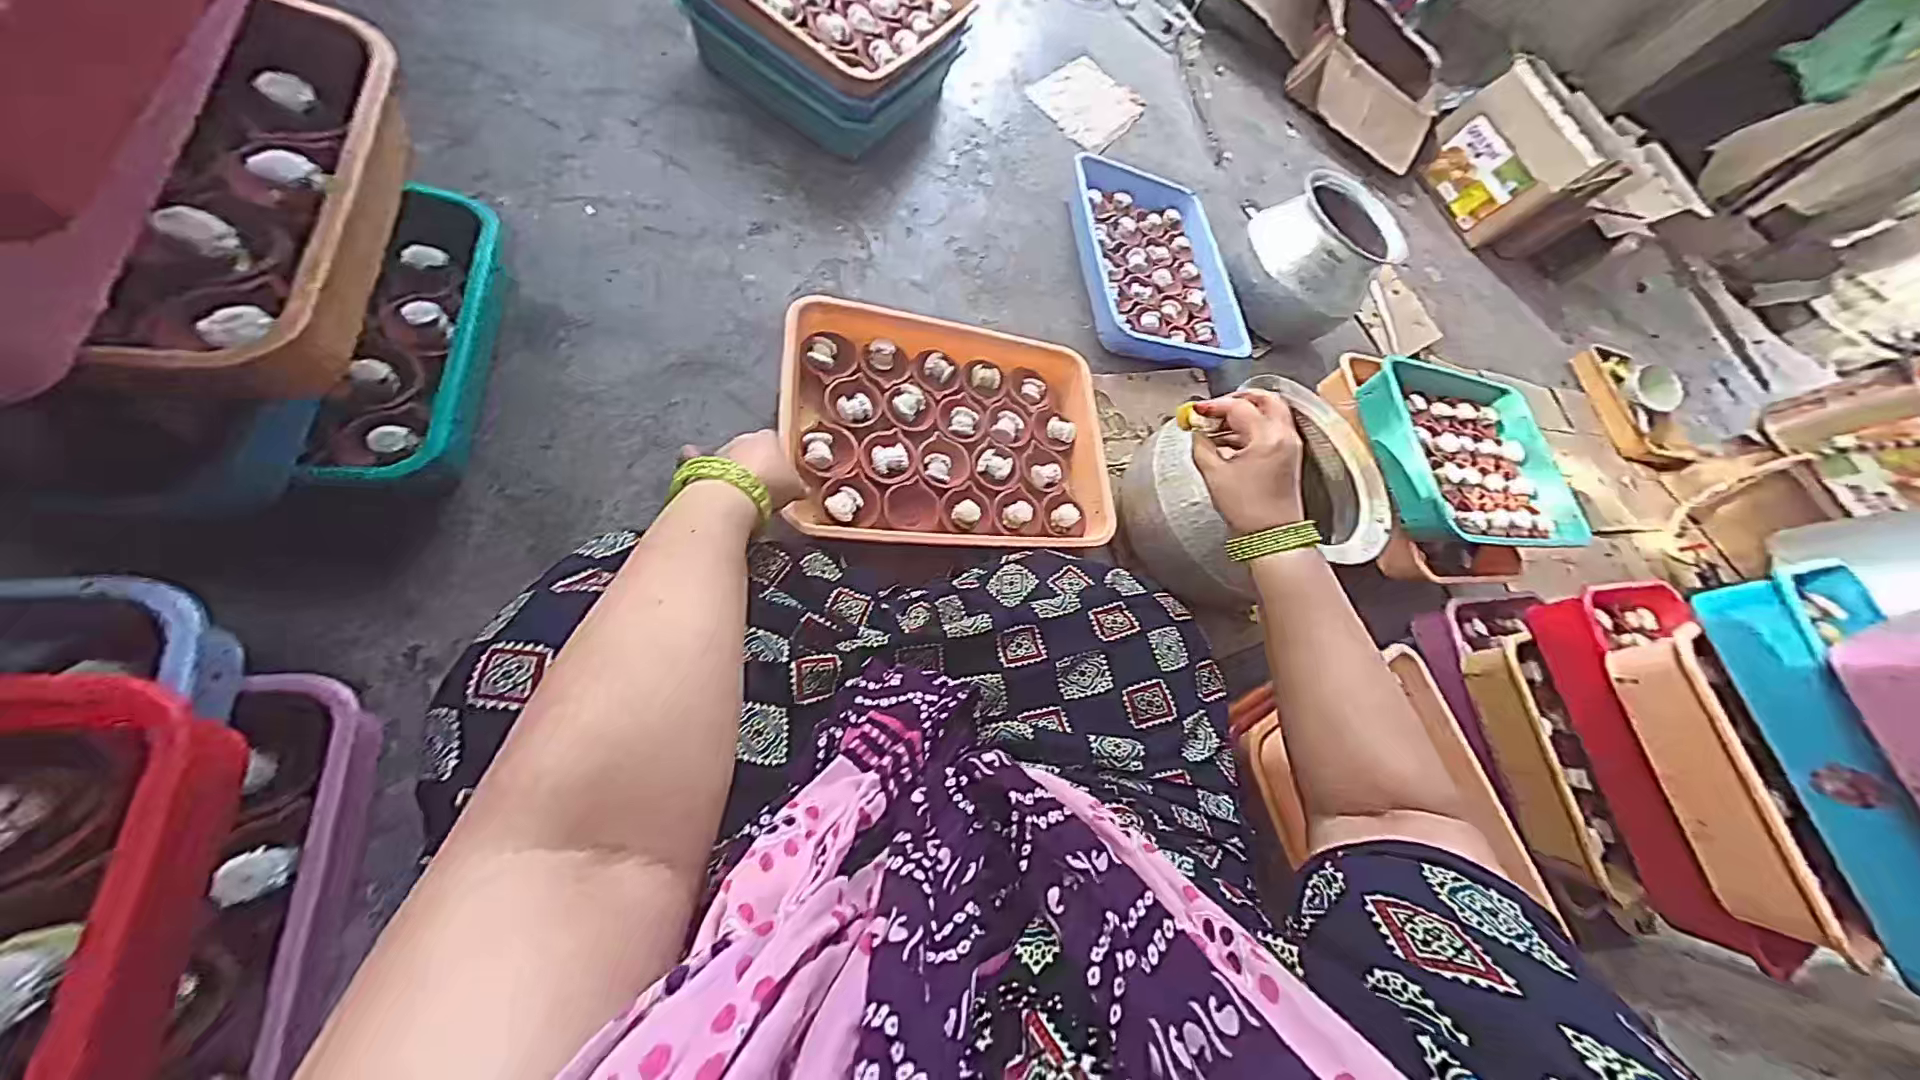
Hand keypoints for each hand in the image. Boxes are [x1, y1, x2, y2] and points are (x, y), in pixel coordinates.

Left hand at [679, 429, 804, 512]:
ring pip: (730, 460)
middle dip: (756, 466)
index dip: (780, 459)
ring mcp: (719, 450)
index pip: (777, 443)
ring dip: (734, 473)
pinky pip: (700, 465)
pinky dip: (704, 471)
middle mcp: (742, 438)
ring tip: (741, 496)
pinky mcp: (697, 464)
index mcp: (768, 437)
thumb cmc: (771, 485)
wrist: (732, 495)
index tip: (782, 476)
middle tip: (763, 489)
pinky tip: (710, 483)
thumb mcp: (796, 487)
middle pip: (752, 450)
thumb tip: (802, 490)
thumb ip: (798, 485)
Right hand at [1189, 390, 1305, 533]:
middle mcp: (1284, 435)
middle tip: (1213, 409)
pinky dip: (1252, 426)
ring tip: (1218, 425)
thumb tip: (1197, 433)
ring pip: (1270, 411)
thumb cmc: (1247, 508)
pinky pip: (1272, 428)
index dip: (1213, 406)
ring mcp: (1290, 444)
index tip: (1196, 411)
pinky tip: (1230, 440)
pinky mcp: (1289, 455)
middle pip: (1264, 399)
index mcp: (1267, 437)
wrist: (1271, 534)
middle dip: (1236, 399)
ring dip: (1245, 412)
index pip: (1238, 407)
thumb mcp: (1214, 474)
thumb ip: (1202, 446)